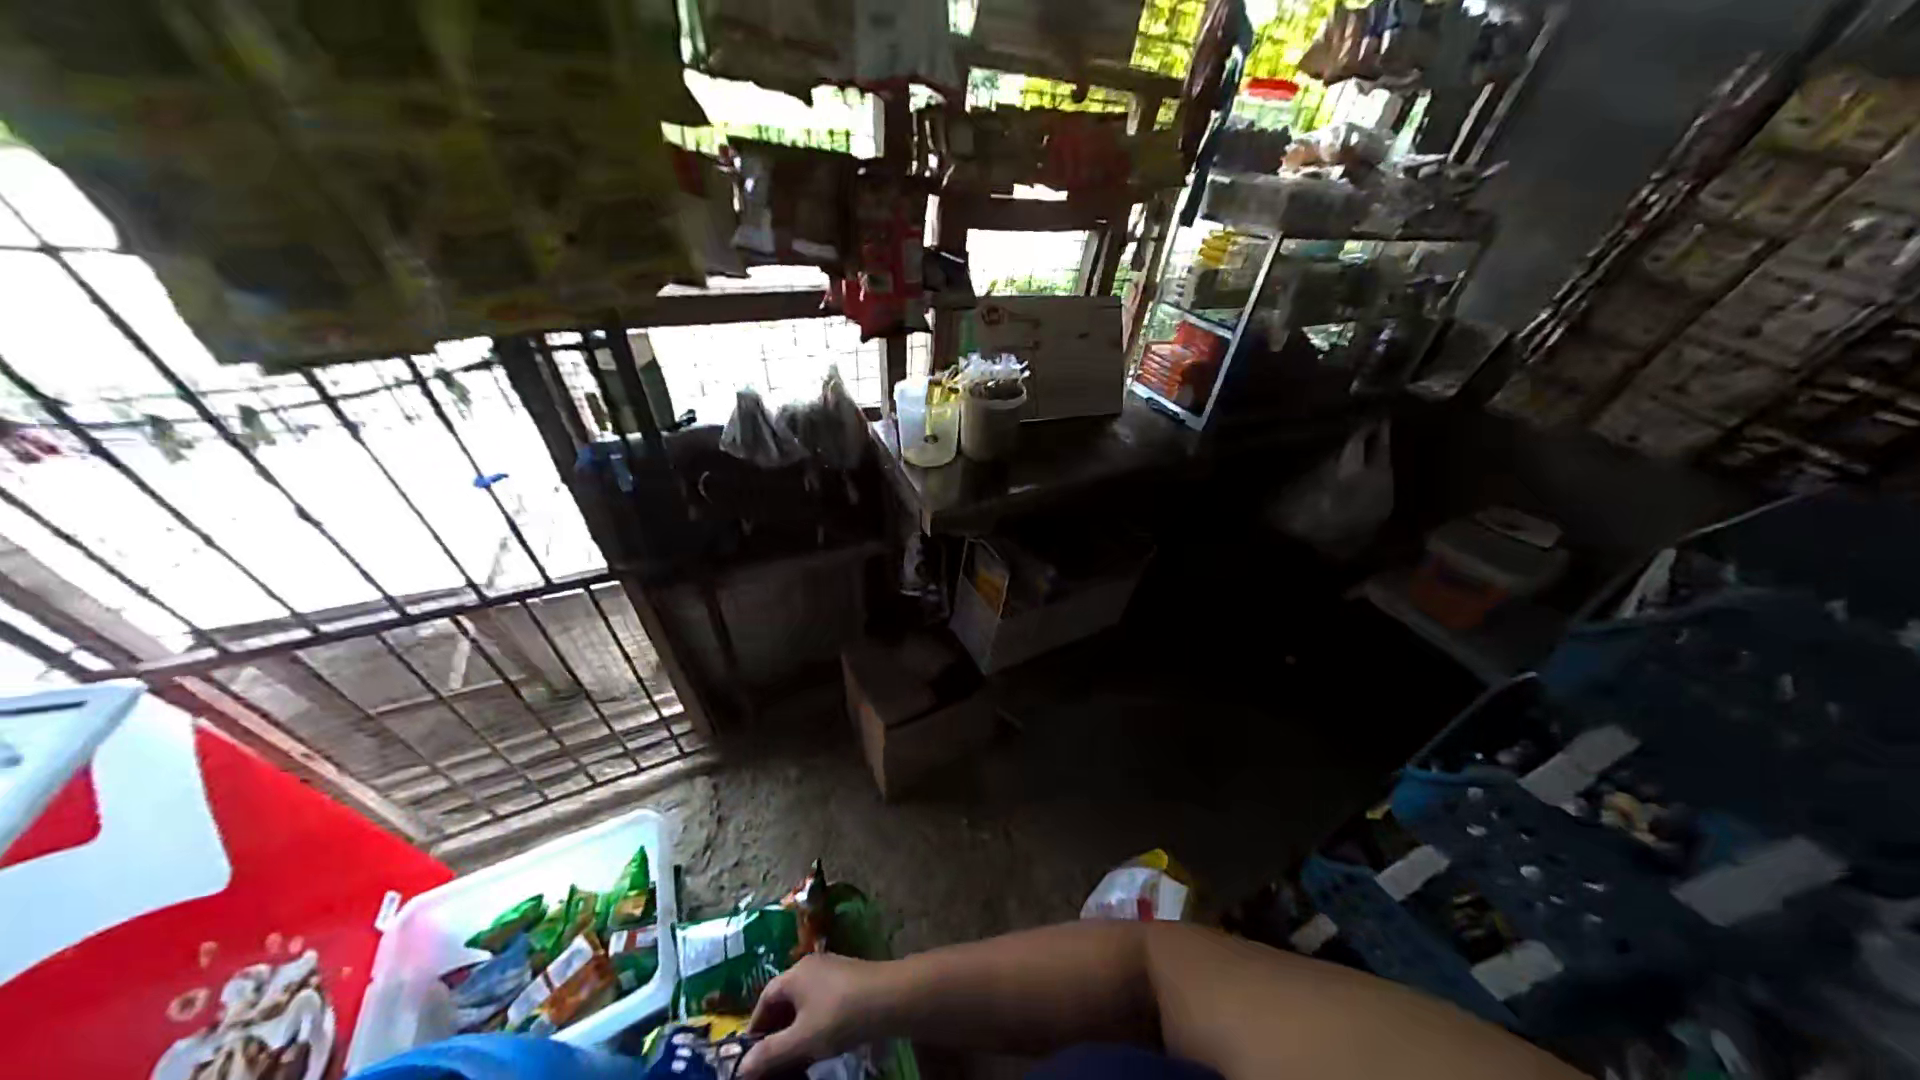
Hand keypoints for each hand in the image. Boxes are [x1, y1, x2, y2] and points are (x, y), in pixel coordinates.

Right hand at [739, 954, 886, 1079]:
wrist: (889, 997)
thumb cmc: (839, 1015)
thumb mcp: (802, 1039)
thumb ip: (770, 1054)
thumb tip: (741, 1068)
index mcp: (794, 974)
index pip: (765, 998)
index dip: (756, 1026)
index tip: (751, 1054)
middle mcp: (811, 965)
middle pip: (785, 997)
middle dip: (776, 1028)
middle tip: (771, 1058)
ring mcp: (832, 969)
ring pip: (804, 1000)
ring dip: (796, 1026)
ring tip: (795, 1054)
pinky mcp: (849, 979)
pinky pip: (821, 1000)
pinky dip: (814, 1020)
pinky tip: (820, 1040)